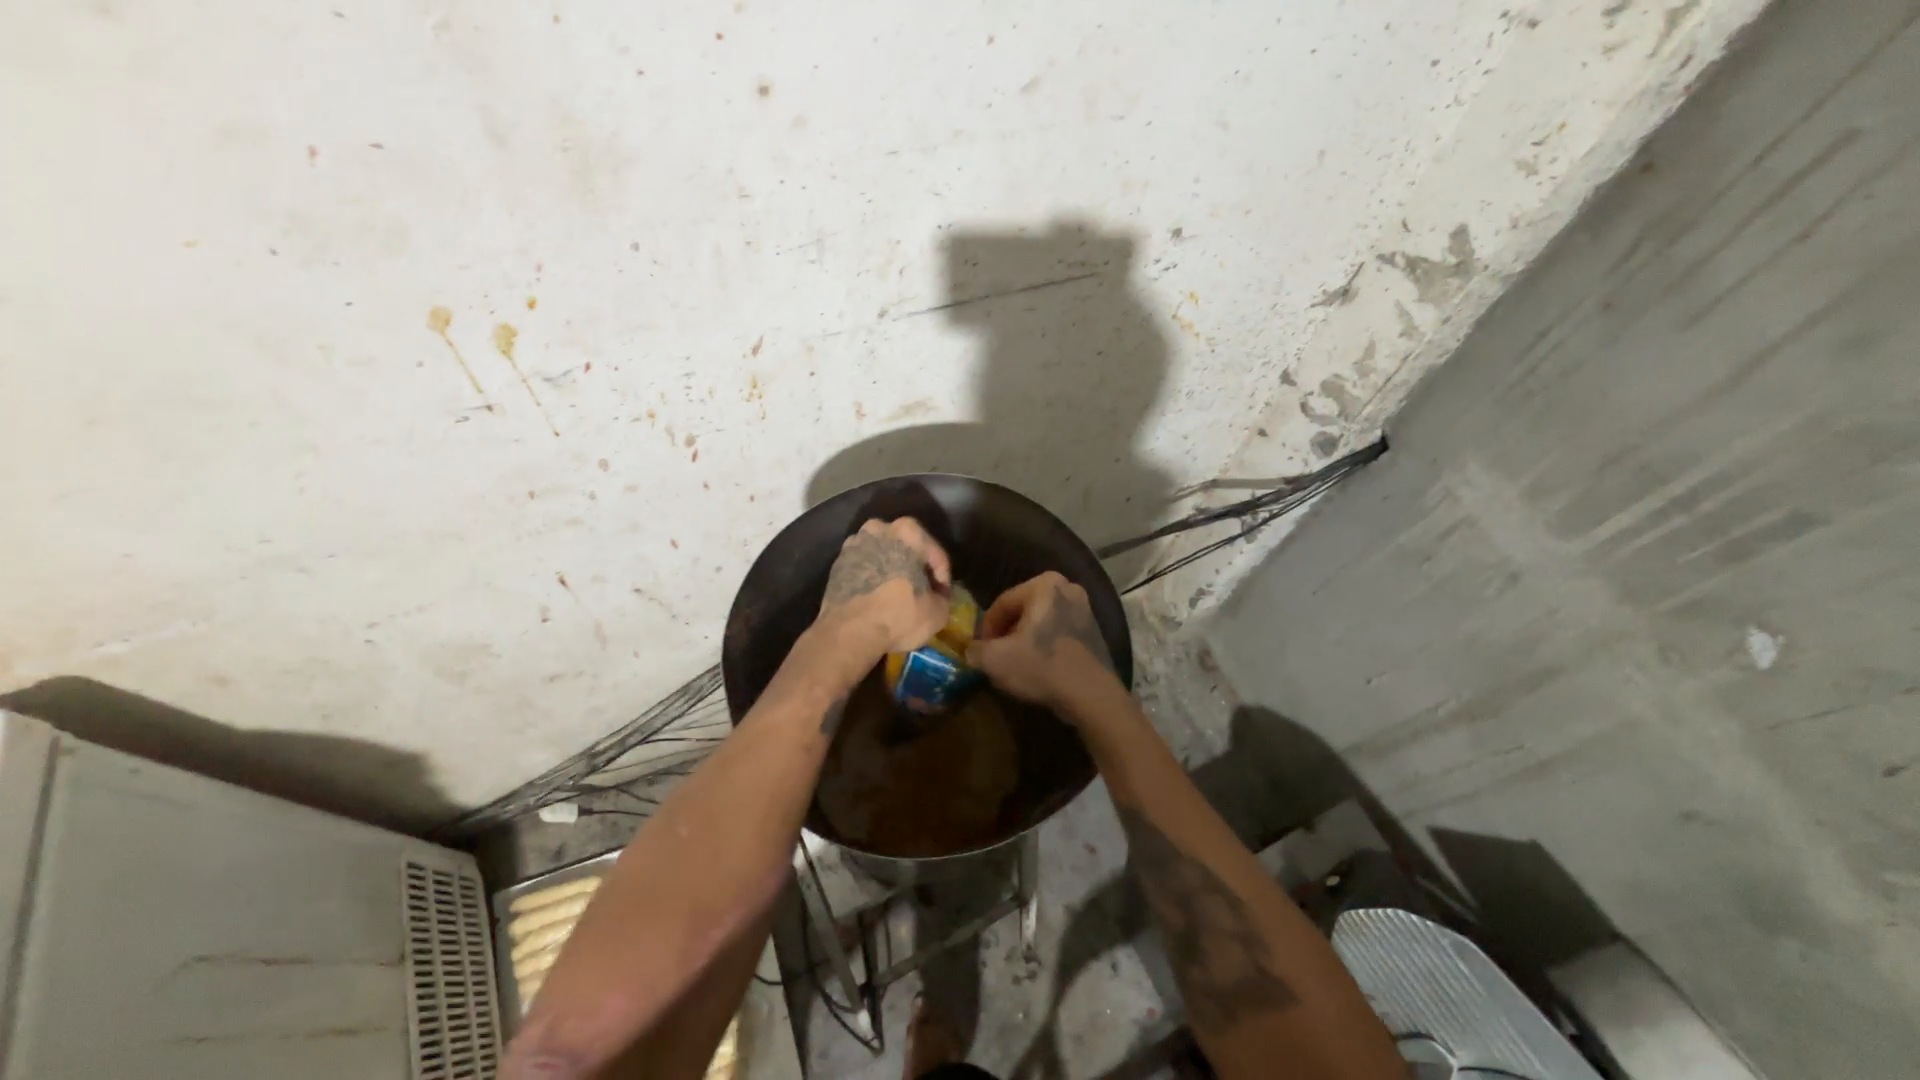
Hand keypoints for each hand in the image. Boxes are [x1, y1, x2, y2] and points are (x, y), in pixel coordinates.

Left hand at [817, 518, 952, 655]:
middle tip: (922, 591)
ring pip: (882, 556)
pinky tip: (878, 598)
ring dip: (892, 570)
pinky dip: (873, 579)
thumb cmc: (899, 615)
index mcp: (908, 531)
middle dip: (915, 568)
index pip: (936, 555)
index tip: (944, 596)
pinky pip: (864, 568)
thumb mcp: (938, 613)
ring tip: (898, 595)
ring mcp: (853, 545)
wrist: (849, 631)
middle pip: (906, 549)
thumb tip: (936, 597)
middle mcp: (879, 529)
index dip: (943, 578)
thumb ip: (942, 598)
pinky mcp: (836, 564)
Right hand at [966, 571, 1115, 709]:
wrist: (1090, 695)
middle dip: (1007, 632)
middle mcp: (1068, 587)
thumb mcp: (994, 659)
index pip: (1002, 603)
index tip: (981, 651)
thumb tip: (972, 650)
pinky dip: (1046, 646)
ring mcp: (1085, 608)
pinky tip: (1040, 668)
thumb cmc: (1040, 667)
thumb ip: (975, 649)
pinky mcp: (1094, 631)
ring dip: (1026, 640)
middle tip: (997, 656)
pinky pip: (1059, 633)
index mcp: (1044, 584)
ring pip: (1041, 622)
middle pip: (1022, 611)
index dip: (986, 628)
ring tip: (1017, 664)